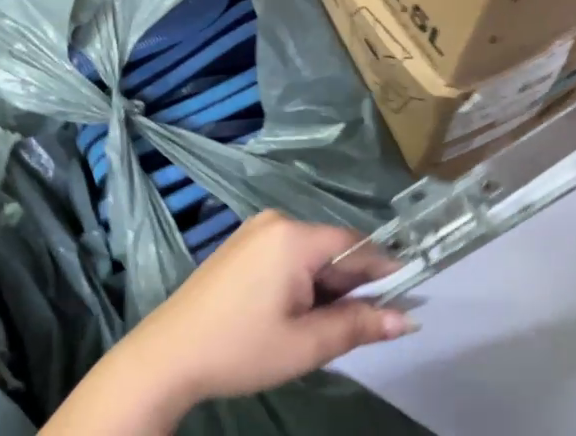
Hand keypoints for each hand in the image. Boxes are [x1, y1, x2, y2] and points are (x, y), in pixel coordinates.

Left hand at [121, 210, 413, 403]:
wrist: (170, 353)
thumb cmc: (242, 348)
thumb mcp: (306, 344)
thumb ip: (359, 325)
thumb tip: (405, 319)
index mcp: (294, 236)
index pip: (356, 245)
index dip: (384, 272)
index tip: (406, 300)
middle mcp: (275, 222)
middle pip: (332, 248)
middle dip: (350, 285)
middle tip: (357, 328)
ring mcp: (254, 231)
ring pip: (310, 254)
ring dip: (325, 286)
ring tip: (319, 328)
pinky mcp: (240, 246)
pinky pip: (287, 255)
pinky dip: (302, 281)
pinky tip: (295, 315)